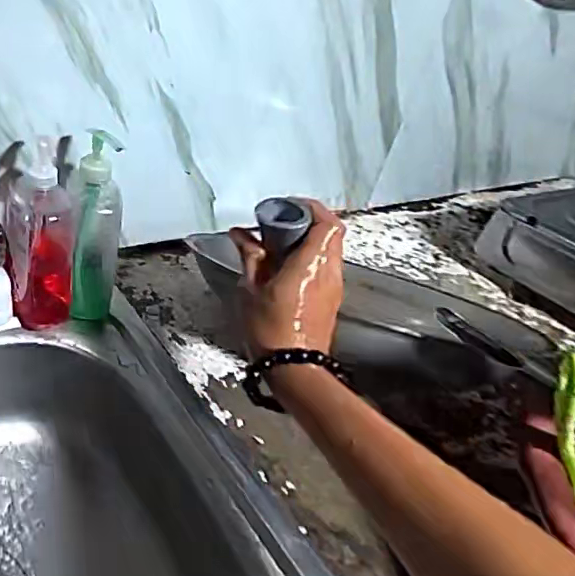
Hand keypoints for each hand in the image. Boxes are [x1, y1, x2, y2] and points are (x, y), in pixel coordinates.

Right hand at [229, 197, 343, 355]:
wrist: (294, 370)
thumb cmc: (272, 332)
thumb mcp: (250, 289)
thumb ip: (250, 257)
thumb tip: (241, 236)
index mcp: (310, 265)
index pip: (327, 224)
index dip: (311, 207)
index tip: (290, 205)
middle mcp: (329, 273)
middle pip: (331, 233)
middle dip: (308, 221)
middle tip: (282, 221)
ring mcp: (333, 288)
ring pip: (329, 249)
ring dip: (309, 239)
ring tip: (279, 243)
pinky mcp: (330, 300)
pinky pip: (326, 266)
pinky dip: (309, 257)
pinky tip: (285, 265)